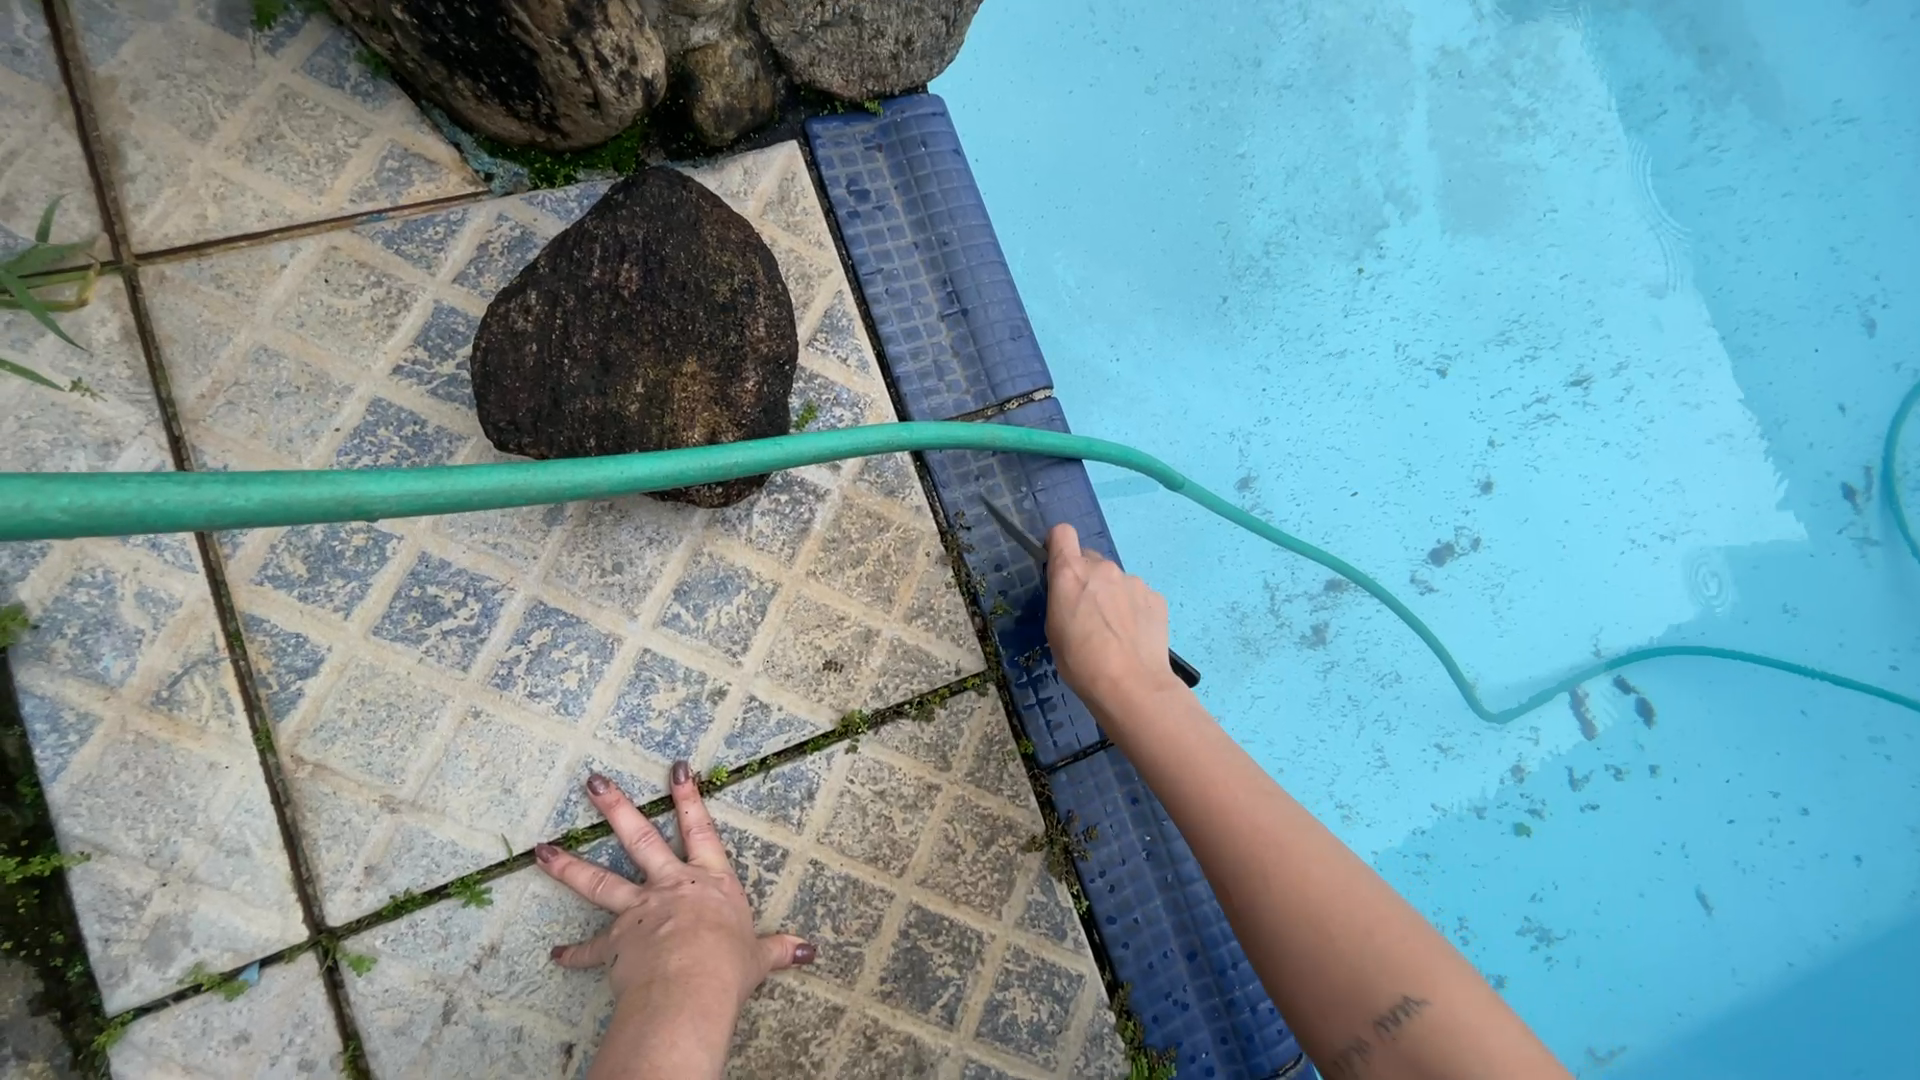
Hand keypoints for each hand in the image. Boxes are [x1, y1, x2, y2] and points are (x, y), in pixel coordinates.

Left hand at [534, 761, 813, 1079]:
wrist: (692, 986)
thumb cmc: (728, 964)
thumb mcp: (758, 956)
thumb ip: (778, 949)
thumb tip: (809, 950)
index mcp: (710, 881)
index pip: (700, 828)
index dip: (689, 797)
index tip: (676, 766)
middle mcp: (671, 886)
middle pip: (641, 839)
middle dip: (617, 808)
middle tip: (593, 781)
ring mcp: (640, 911)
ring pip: (600, 881)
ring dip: (569, 865)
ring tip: (542, 849)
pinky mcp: (617, 943)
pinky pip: (592, 949)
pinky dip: (575, 954)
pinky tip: (556, 955)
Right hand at [1044, 523, 1184, 712]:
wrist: (1131, 685)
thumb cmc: (1080, 662)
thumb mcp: (1054, 630)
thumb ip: (1062, 599)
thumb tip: (1073, 593)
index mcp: (1070, 573)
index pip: (1062, 533)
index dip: (1058, 545)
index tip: (1058, 565)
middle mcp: (1103, 568)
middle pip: (1091, 560)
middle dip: (1087, 579)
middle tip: (1088, 613)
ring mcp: (1133, 581)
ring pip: (1116, 581)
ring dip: (1112, 596)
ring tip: (1115, 631)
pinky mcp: (1155, 597)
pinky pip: (1138, 596)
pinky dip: (1134, 610)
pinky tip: (1134, 636)